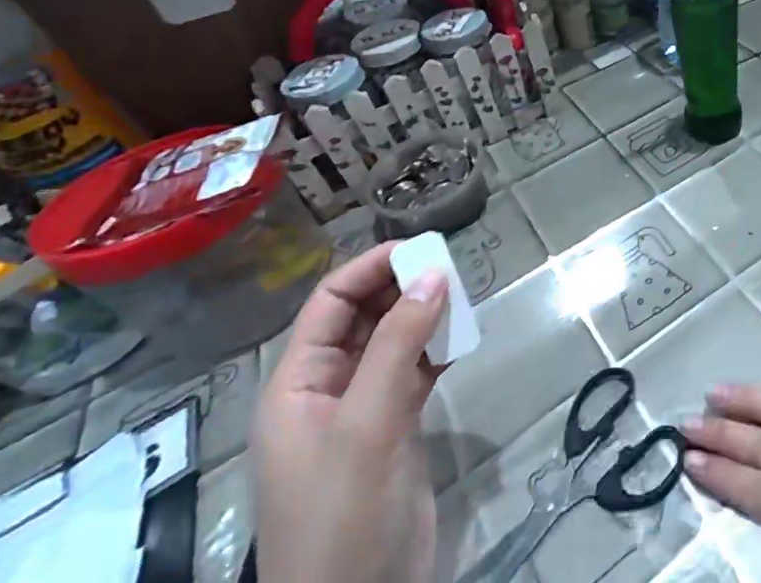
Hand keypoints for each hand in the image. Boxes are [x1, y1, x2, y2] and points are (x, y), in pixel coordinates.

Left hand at [255, 243, 447, 582]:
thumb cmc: (343, 513)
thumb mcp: (368, 424)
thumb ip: (398, 346)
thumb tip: (433, 274)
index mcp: (297, 385)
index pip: (329, 305)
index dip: (370, 269)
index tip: (422, 248)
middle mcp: (326, 390)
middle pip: (362, 318)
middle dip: (402, 288)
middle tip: (453, 269)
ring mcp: (362, 411)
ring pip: (393, 343)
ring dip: (425, 317)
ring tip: (463, 299)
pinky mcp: (395, 429)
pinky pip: (415, 372)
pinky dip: (438, 351)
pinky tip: (462, 340)